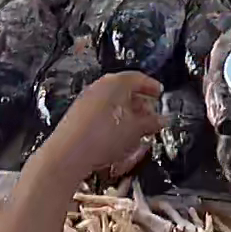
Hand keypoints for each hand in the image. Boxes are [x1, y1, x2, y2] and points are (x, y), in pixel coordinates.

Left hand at [36, 72, 163, 181]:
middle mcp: (99, 87)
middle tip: (152, 116)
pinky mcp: (79, 116)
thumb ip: (152, 122)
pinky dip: (114, 121)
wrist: (70, 154)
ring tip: (138, 130)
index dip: (151, 87)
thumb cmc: (103, 137)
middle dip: (141, 103)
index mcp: (115, 83)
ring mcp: (87, 101)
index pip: (138, 78)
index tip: (159, 94)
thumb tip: (160, 120)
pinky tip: (120, 137)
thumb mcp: (137, 130)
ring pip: (113, 103)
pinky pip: (102, 114)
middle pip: (125, 90)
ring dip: (128, 114)